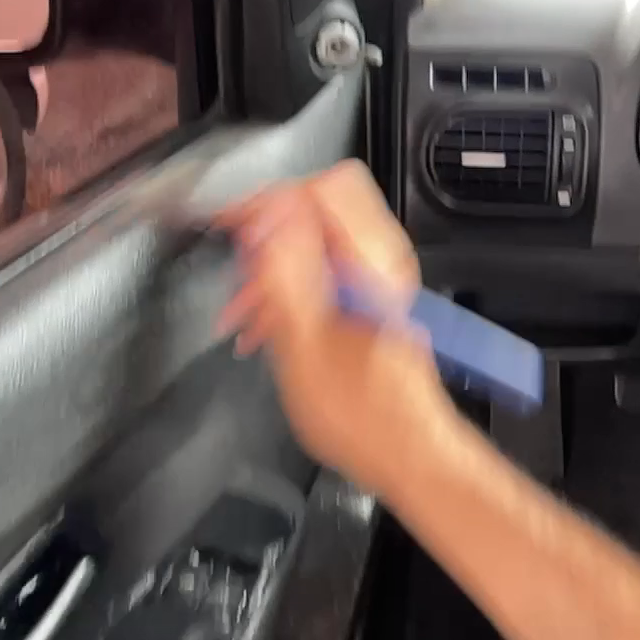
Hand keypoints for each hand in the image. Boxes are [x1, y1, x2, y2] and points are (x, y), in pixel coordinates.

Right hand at [217, 161, 461, 496]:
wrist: (405, 451)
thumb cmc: (364, 416)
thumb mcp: (306, 346)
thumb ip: (285, 273)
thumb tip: (267, 215)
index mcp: (371, 262)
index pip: (322, 187)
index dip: (272, 200)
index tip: (234, 228)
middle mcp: (381, 259)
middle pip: (316, 206)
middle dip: (268, 234)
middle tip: (239, 275)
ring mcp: (378, 275)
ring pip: (315, 237)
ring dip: (272, 266)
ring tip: (246, 313)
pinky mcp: (370, 294)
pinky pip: (322, 266)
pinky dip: (289, 285)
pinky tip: (266, 323)